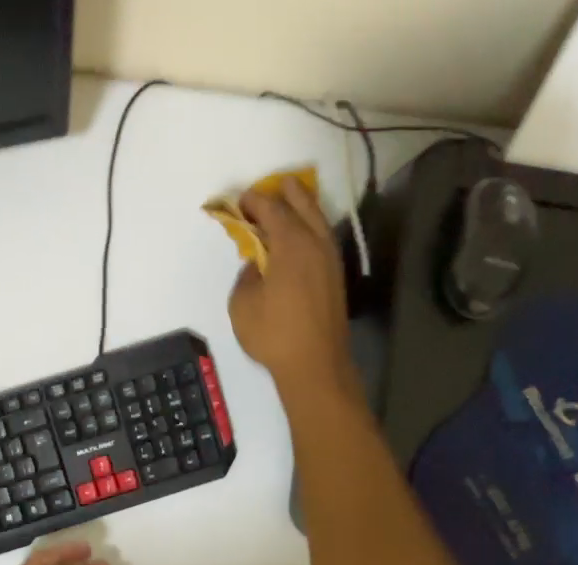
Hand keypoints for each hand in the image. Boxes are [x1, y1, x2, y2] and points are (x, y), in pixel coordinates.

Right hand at [227, 182, 353, 392]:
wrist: (315, 364)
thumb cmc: (274, 334)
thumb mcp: (243, 304)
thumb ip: (247, 275)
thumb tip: (257, 263)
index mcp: (290, 244)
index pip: (272, 210)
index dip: (255, 202)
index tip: (241, 201)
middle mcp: (315, 243)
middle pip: (303, 205)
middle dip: (286, 193)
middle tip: (271, 187)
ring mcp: (330, 259)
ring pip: (318, 220)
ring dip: (302, 207)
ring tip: (289, 202)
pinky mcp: (336, 276)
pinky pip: (323, 238)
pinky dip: (310, 227)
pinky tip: (301, 235)